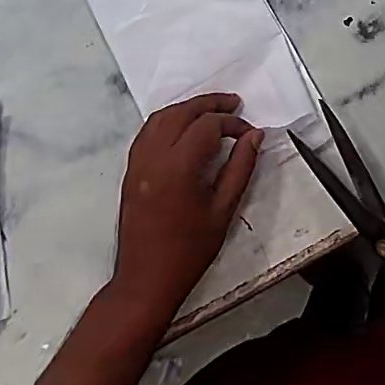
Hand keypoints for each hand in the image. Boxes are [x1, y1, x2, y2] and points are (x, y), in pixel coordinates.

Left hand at [112, 93, 262, 314]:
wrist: (146, 281)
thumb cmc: (188, 251)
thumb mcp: (223, 210)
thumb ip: (240, 167)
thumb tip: (254, 136)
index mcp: (178, 168)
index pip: (207, 126)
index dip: (232, 124)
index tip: (249, 134)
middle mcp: (153, 158)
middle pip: (182, 112)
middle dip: (210, 104)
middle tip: (234, 104)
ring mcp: (137, 163)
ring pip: (161, 117)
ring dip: (187, 108)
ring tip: (211, 110)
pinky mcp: (130, 171)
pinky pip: (147, 132)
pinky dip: (167, 121)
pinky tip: (183, 127)